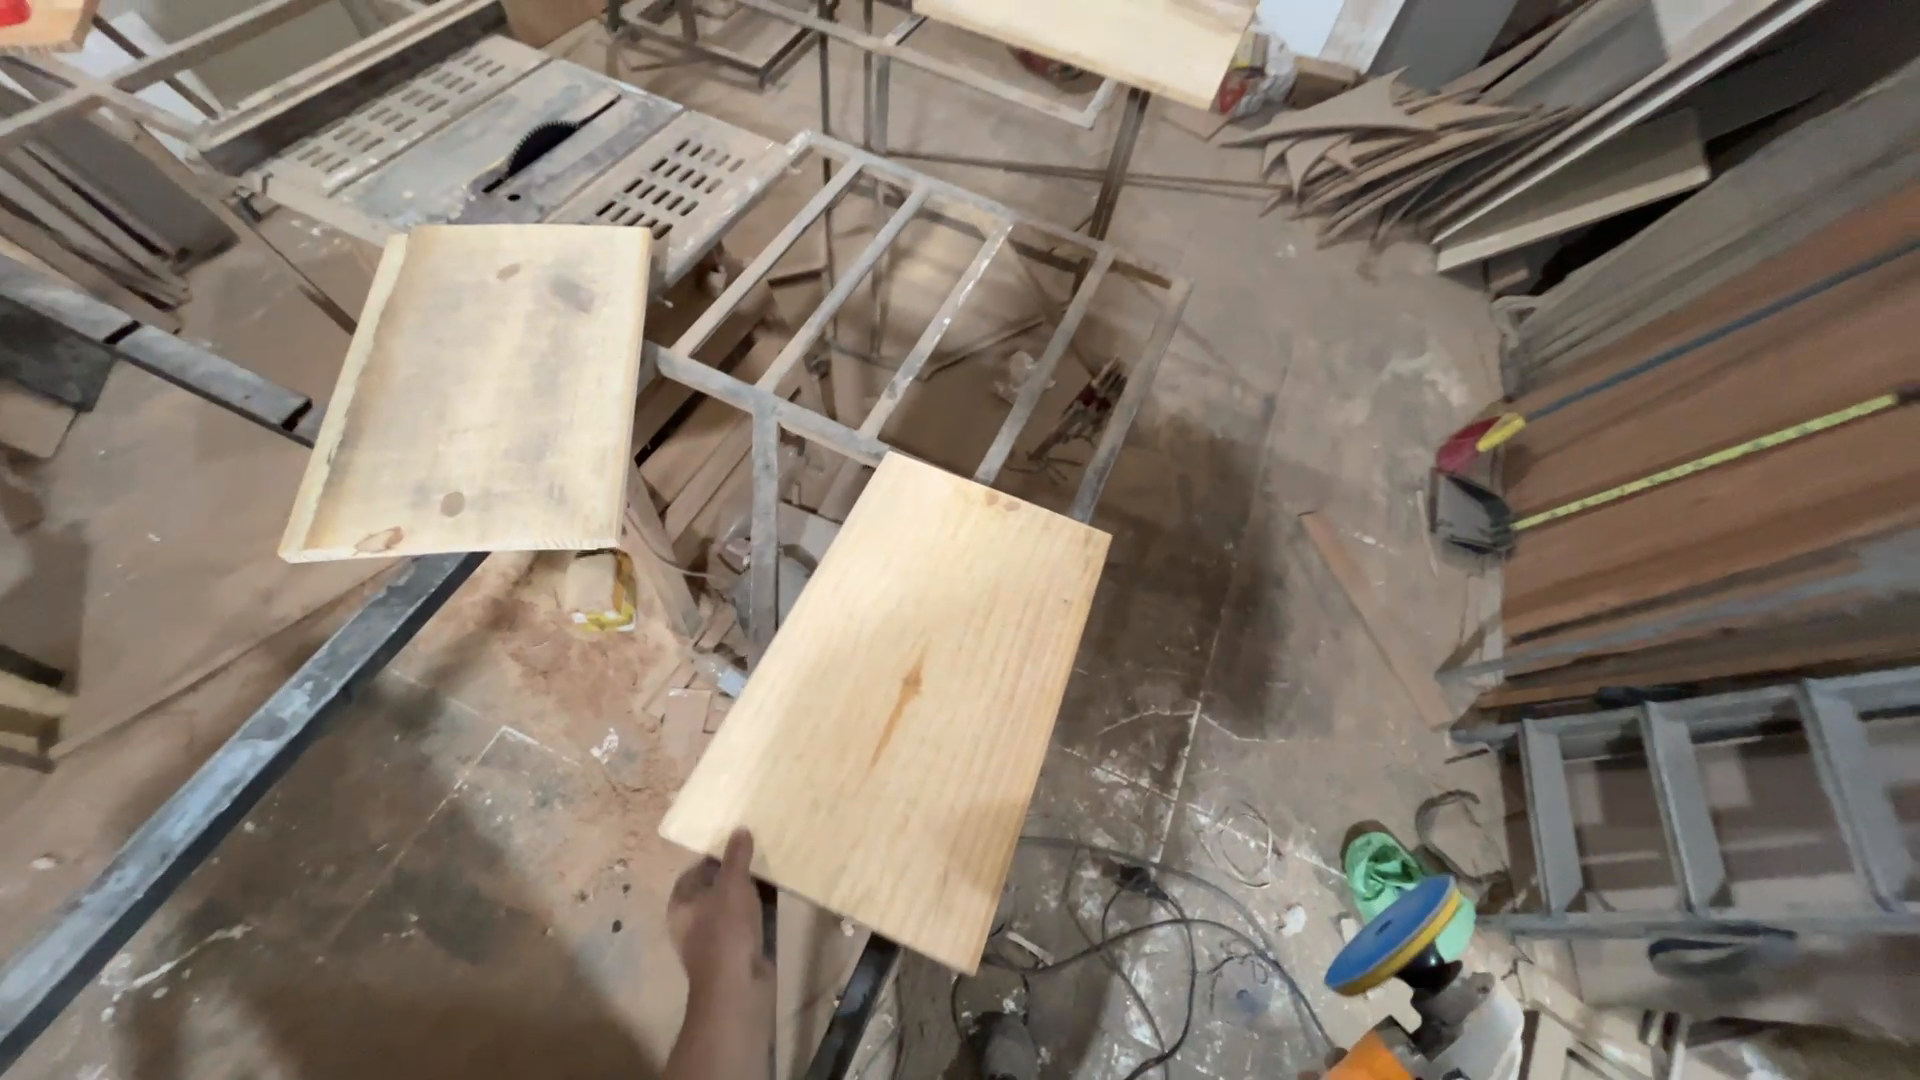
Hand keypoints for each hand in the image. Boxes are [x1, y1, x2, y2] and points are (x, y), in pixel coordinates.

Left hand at [668, 829, 773, 999]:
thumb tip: (740, 829)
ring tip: (773, 862)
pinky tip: (778, 890)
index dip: (715, 853)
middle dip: (738, 868)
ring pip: (735, 901)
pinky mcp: (738, 947)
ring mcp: (717, 935)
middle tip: (760, 846)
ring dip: (752, 886)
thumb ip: (736, 856)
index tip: (738, 838)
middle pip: (717, 885)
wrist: (738, 987)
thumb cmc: (725, 931)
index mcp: (682, 904)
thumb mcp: (731, 885)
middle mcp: (695, 920)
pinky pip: (749, 917)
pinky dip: (761, 904)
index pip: (696, 870)